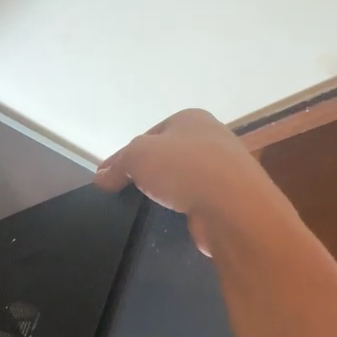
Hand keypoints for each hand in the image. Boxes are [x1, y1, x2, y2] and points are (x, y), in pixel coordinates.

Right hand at [94, 109, 288, 252]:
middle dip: (144, 172)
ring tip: (142, 208)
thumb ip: (118, 164)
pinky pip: (194, 200)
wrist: (234, 208)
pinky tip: (168, 218)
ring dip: (164, 191)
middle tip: (120, 193)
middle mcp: (211, 138)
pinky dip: (180, 207)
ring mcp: (223, 170)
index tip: (107, 177)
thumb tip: (102, 177)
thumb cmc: (184, 168)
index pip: (149, 134)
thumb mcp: (138, 155)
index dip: (125, 155)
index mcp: (191, 118)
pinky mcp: (228, 199)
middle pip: (166, 156)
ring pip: (181, 179)